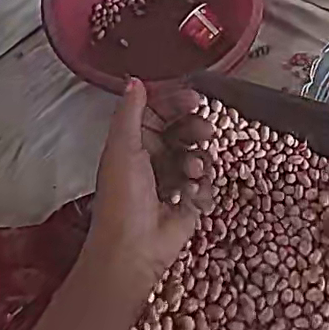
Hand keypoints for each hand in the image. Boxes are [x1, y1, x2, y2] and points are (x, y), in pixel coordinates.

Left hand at [85, 78, 212, 286]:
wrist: (133, 247)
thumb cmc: (123, 196)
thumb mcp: (123, 147)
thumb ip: (131, 112)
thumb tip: (135, 81)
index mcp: (134, 141)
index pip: (160, 112)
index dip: (177, 102)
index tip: (196, 99)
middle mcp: (154, 157)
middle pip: (183, 130)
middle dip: (195, 129)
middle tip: (204, 132)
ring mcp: (173, 179)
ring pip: (198, 155)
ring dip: (198, 160)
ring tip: (191, 172)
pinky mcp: (189, 201)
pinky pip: (205, 183)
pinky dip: (201, 187)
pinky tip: (191, 196)